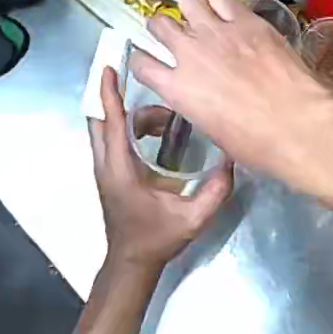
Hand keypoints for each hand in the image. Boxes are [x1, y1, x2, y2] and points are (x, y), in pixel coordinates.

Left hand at [88, 68, 231, 272]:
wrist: (131, 264)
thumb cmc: (156, 239)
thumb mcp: (190, 219)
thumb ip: (213, 192)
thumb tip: (231, 159)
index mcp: (120, 169)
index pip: (112, 123)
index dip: (110, 94)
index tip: (109, 69)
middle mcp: (107, 163)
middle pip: (101, 119)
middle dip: (117, 96)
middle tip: (141, 80)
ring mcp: (105, 167)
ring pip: (109, 127)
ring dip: (134, 115)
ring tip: (167, 119)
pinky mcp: (109, 171)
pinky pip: (114, 136)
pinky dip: (132, 126)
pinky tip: (159, 133)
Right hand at [136, 0, 332, 186]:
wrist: (295, 123)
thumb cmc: (256, 142)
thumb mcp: (213, 129)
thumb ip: (197, 102)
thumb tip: (203, 92)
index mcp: (177, 88)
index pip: (142, 64)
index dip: (142, 58)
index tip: (147, 58)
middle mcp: (190, 53)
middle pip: (159, 24)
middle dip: (160, 25)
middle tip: (169, 29)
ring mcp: (218, 32)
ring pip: (188, 1)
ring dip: (188, 5)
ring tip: (195, 9)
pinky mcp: (245, 20)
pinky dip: (218, 1)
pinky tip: (223, 6)